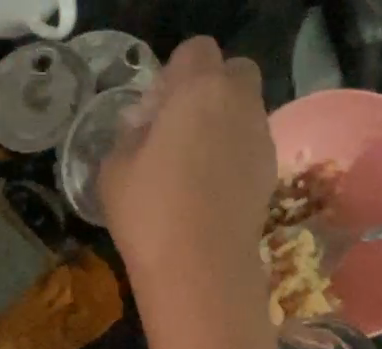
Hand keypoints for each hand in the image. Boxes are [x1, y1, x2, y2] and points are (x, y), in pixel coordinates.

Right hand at [100, 38, 274, 277]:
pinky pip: (247, 144)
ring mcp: (259, 133)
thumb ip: (127, 139)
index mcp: (196, 91)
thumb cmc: (147, 213)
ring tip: (186, 168)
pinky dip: (229, 156)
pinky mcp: (268, 166)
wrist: (198, 265)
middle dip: (207, 90)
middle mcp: (237, 101)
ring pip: (242, 109)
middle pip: (231, 71)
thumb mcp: (112, 174)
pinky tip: (203, 192)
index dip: (172, 74)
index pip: (194, 51)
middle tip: (175, 130)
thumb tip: (141, 130)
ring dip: (218, 125)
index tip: (151, 110)